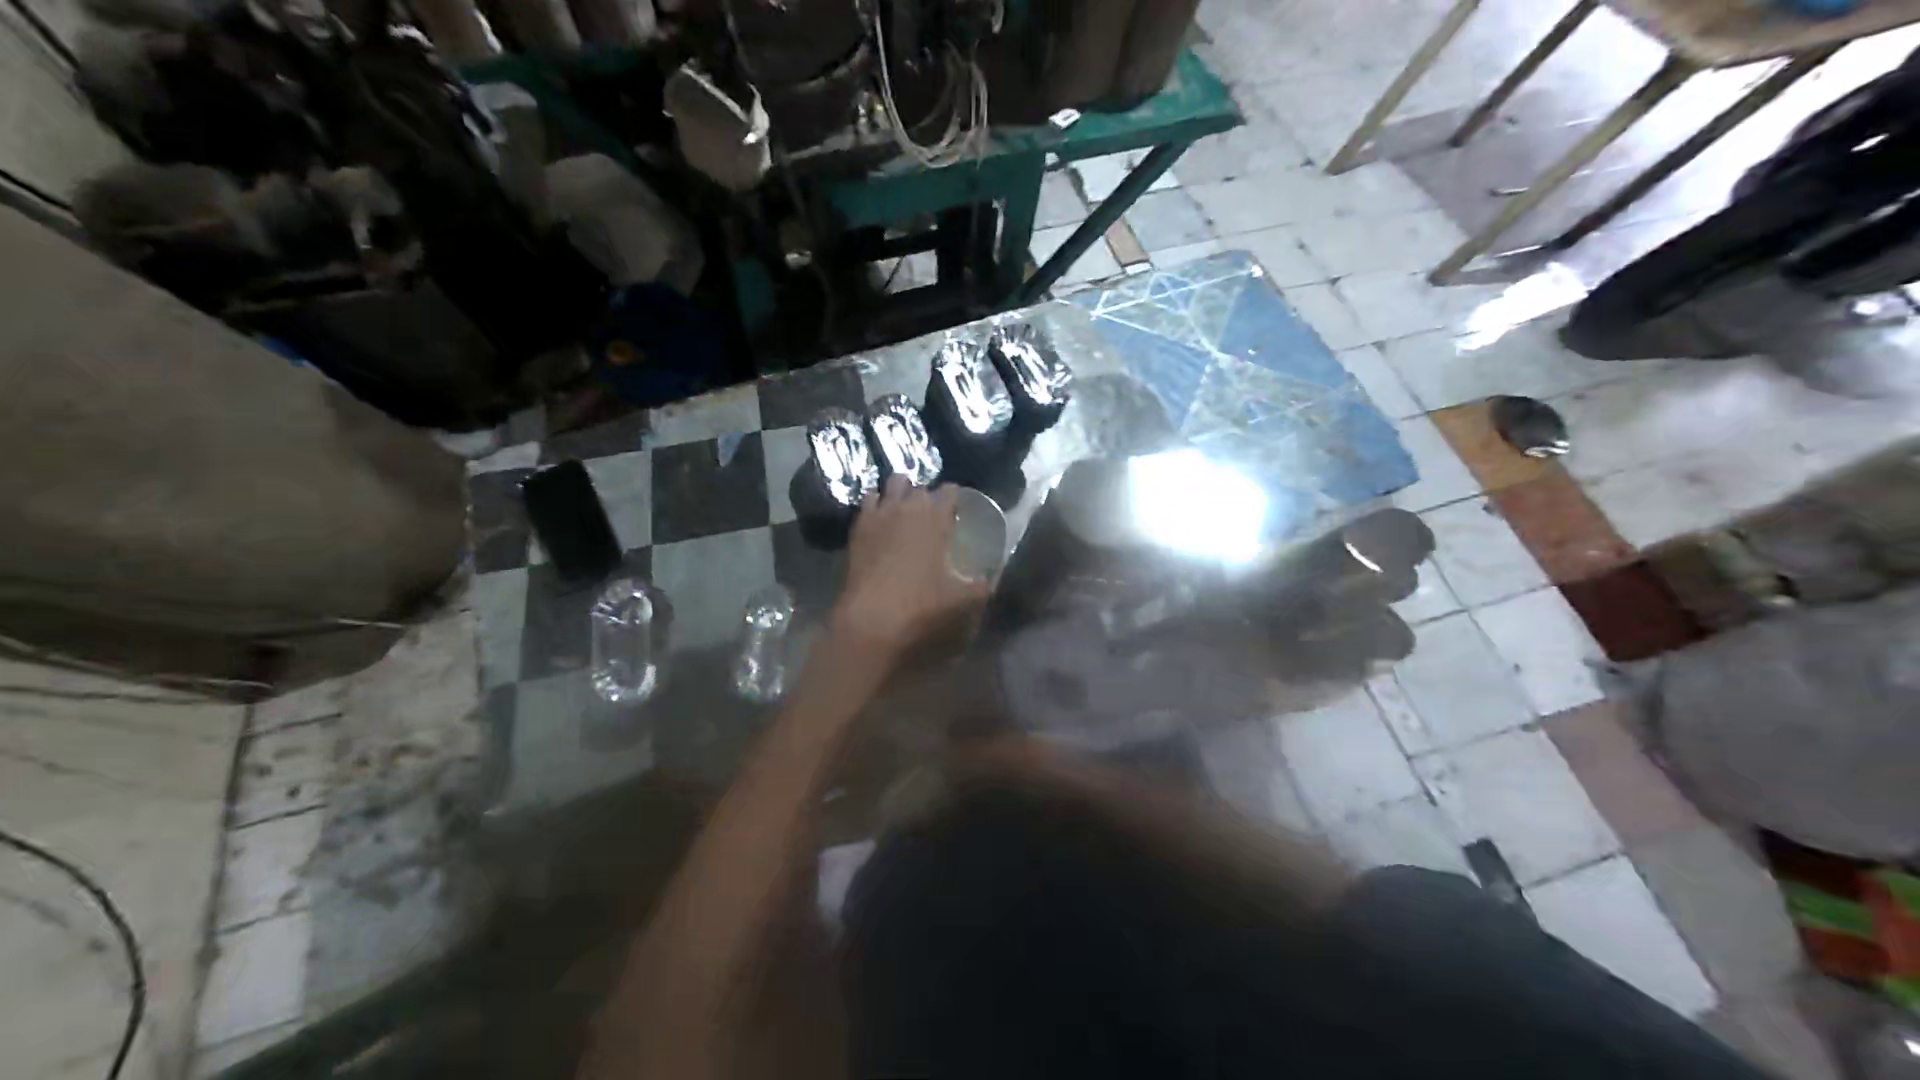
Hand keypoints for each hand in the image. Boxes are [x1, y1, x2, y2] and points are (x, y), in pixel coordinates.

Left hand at [830, 477, 990, 665]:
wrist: (871, 621)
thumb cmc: (922, 607)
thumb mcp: (963, 600)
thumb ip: (981, 587)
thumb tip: (989, 582)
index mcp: (936, 518)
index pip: (949, 490)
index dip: (954, 497)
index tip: (957, 509)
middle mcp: (908, 507)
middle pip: (920, 486)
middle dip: (928, 495)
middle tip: (933, 514)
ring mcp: (879, 514)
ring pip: (893, 484)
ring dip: (902, 491)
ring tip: (906, 508)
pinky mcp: (857, 528)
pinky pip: (868, 500)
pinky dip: (877, 503)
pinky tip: (881, 518)